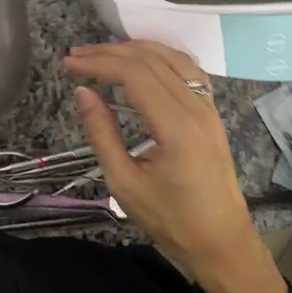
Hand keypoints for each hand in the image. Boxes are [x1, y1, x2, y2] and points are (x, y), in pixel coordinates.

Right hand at [65, 40, 287, 292]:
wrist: (223, 244)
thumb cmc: (171, 221)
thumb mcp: (125, 184)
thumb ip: (102, 134)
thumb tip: (83, 92)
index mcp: (176, 126)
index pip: (134, 74)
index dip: (98, 63)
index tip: (68, 64)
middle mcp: (196, 108)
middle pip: (151, 60)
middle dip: (110, 52)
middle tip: (76, 56)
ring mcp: (208, 108)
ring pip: (171, 57)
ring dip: (135, 49)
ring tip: (102, 54)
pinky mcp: (211, 113)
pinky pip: (187, 70)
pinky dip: (159, 57)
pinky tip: (140, 61)